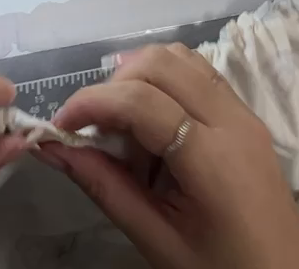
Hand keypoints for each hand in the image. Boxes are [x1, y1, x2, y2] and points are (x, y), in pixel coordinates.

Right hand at [35, 43, 298, 268]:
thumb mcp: (157, 241)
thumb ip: (104, 188)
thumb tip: (52, 148)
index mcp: (212, 159)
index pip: (140, 102)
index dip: (91, 104)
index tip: (60, 127)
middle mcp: (232, 119)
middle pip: (159, 63)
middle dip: (114, 86)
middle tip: (93, 129)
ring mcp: (243, 111)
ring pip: (179, 57)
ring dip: (139, 76)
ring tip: (122, 124)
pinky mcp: (246, 113)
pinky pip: (198, 71)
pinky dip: (164, 80)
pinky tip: (152, 119)